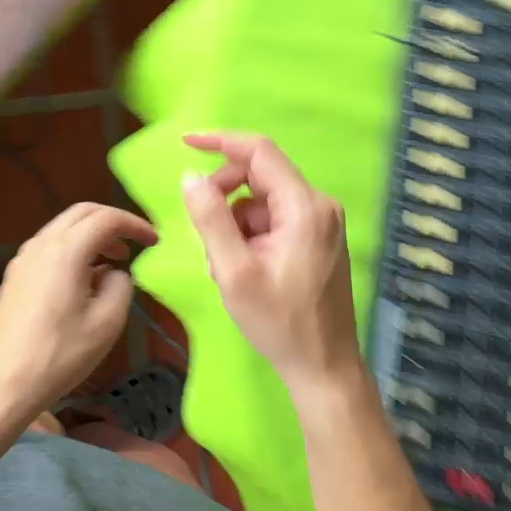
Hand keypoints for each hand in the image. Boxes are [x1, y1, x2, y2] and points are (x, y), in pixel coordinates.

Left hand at [0, 203, 158, 418]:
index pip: (106, 218)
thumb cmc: (59, 356)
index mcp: (65, 250)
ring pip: (62, 227)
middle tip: (134, 244)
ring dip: (91, 235)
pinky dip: (72, 249)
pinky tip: (83, 279)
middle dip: (112, 222)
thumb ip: (121, 287)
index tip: (154, 241)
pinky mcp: (14, 275)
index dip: (134, 225)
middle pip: (81, 213)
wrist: (3, 383)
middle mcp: (41, 244)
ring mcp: (23, 258)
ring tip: (113, 262)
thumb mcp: (106, 324)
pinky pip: (48, 246)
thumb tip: (115, 272)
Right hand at [181, 132, 360, 389]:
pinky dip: (249, 234)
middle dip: (223, 195)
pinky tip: (240, 268)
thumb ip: (211, 219)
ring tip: (221, 264)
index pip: (259, 151)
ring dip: (234, 222)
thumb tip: (190, 177)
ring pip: (262, 200)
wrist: (324, 369)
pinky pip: (273, 218)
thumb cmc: (280, 323)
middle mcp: (318, 206)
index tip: (186, 142)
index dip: (220, 141)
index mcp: (304, 207)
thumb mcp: (234, 272)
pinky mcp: (317, 238)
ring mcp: (321, 222)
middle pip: (259, 175)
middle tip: (202, 232)